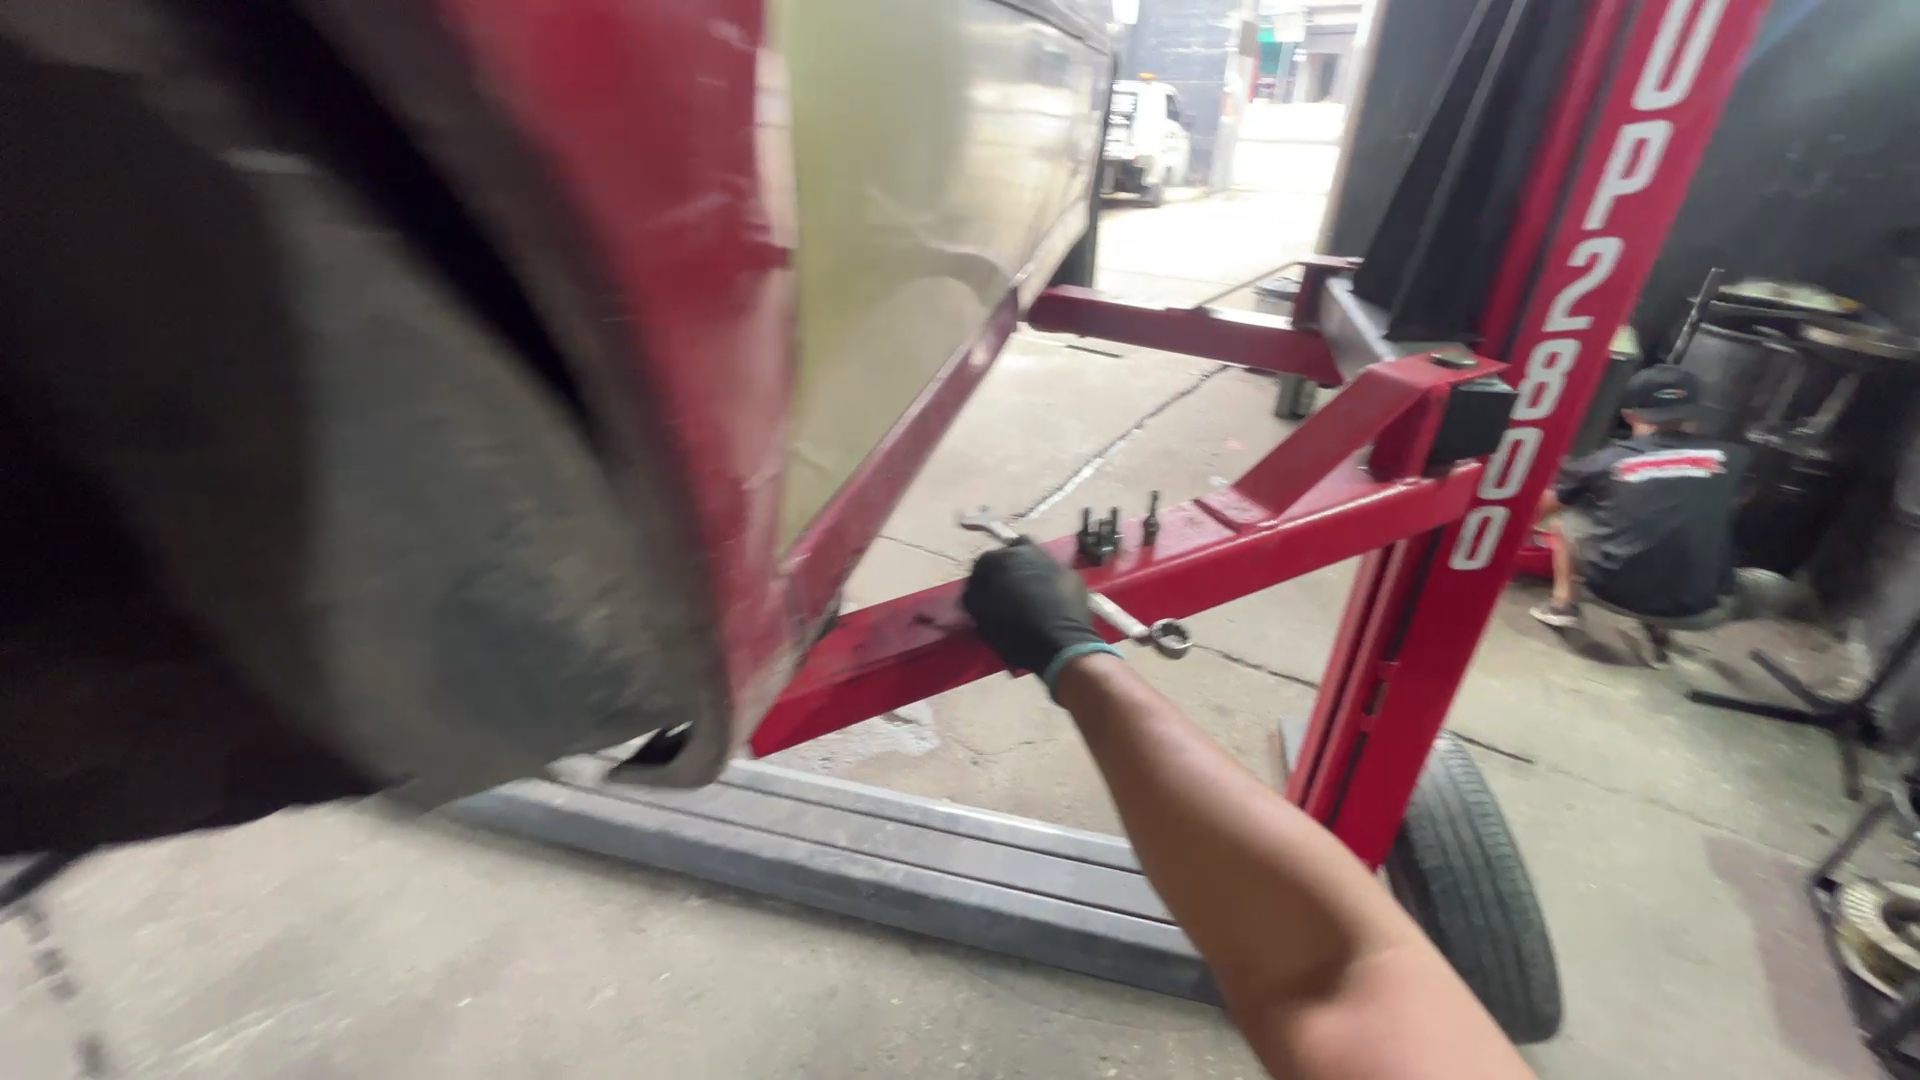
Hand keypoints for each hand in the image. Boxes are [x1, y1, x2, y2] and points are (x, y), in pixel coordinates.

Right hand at [963, 539, 1104, 677]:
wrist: (1059, 644)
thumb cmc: (1013, 632)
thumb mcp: (982, 618)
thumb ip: (974, 598)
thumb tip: (975, 592)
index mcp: (997, 560)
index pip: (981, 564)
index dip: (981, 581)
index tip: (982, 595)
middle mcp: (1024, 551)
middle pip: (1011, 552)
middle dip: (1007, 567)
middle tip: (1007, 588)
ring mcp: (1051, 559)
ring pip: (1035, 558)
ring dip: (1029, 570)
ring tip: (1030, 593)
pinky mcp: (1071, 572)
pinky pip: (1055, 573)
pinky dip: (1050, 582)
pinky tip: (1051, 599)